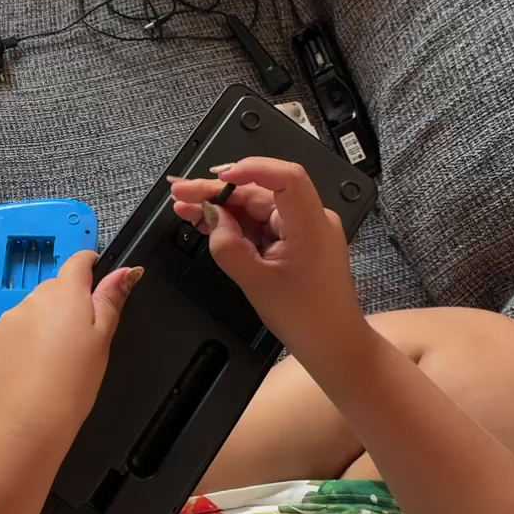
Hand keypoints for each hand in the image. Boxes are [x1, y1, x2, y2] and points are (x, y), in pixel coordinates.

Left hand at [0, 251, 140, 460]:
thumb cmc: (72, 385)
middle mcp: (33, 298)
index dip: (91, 267)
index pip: (78, 261)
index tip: (98, 283)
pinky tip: (32, 371)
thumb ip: (111, 300)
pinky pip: (12, 333)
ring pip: (33, 311)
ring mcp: (8, 319)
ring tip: (55, 362)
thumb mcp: (103, 340)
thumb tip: (126, 270)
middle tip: (80, 340)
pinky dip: (23, 344)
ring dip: (44, 325)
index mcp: (65, 294)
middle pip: (55, 289)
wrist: (25, 424)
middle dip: (68, 305)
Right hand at [169, 157, 369, 361]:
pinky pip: (257, 222)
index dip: (250, 169)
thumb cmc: (306, 318)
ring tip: (183, 205)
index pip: (286, 177)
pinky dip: (231, 222)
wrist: (332, 345)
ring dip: (219, 206)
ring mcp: (300, 228)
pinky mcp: (292, 239)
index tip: (217, 177)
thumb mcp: (256, 282)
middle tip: (181, 192)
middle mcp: (308, 218)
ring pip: (253, 206)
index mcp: (310, 224)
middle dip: (217, 190)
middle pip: (259, 190)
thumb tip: (210, 217)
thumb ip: (228, 246)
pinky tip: (204, 220)